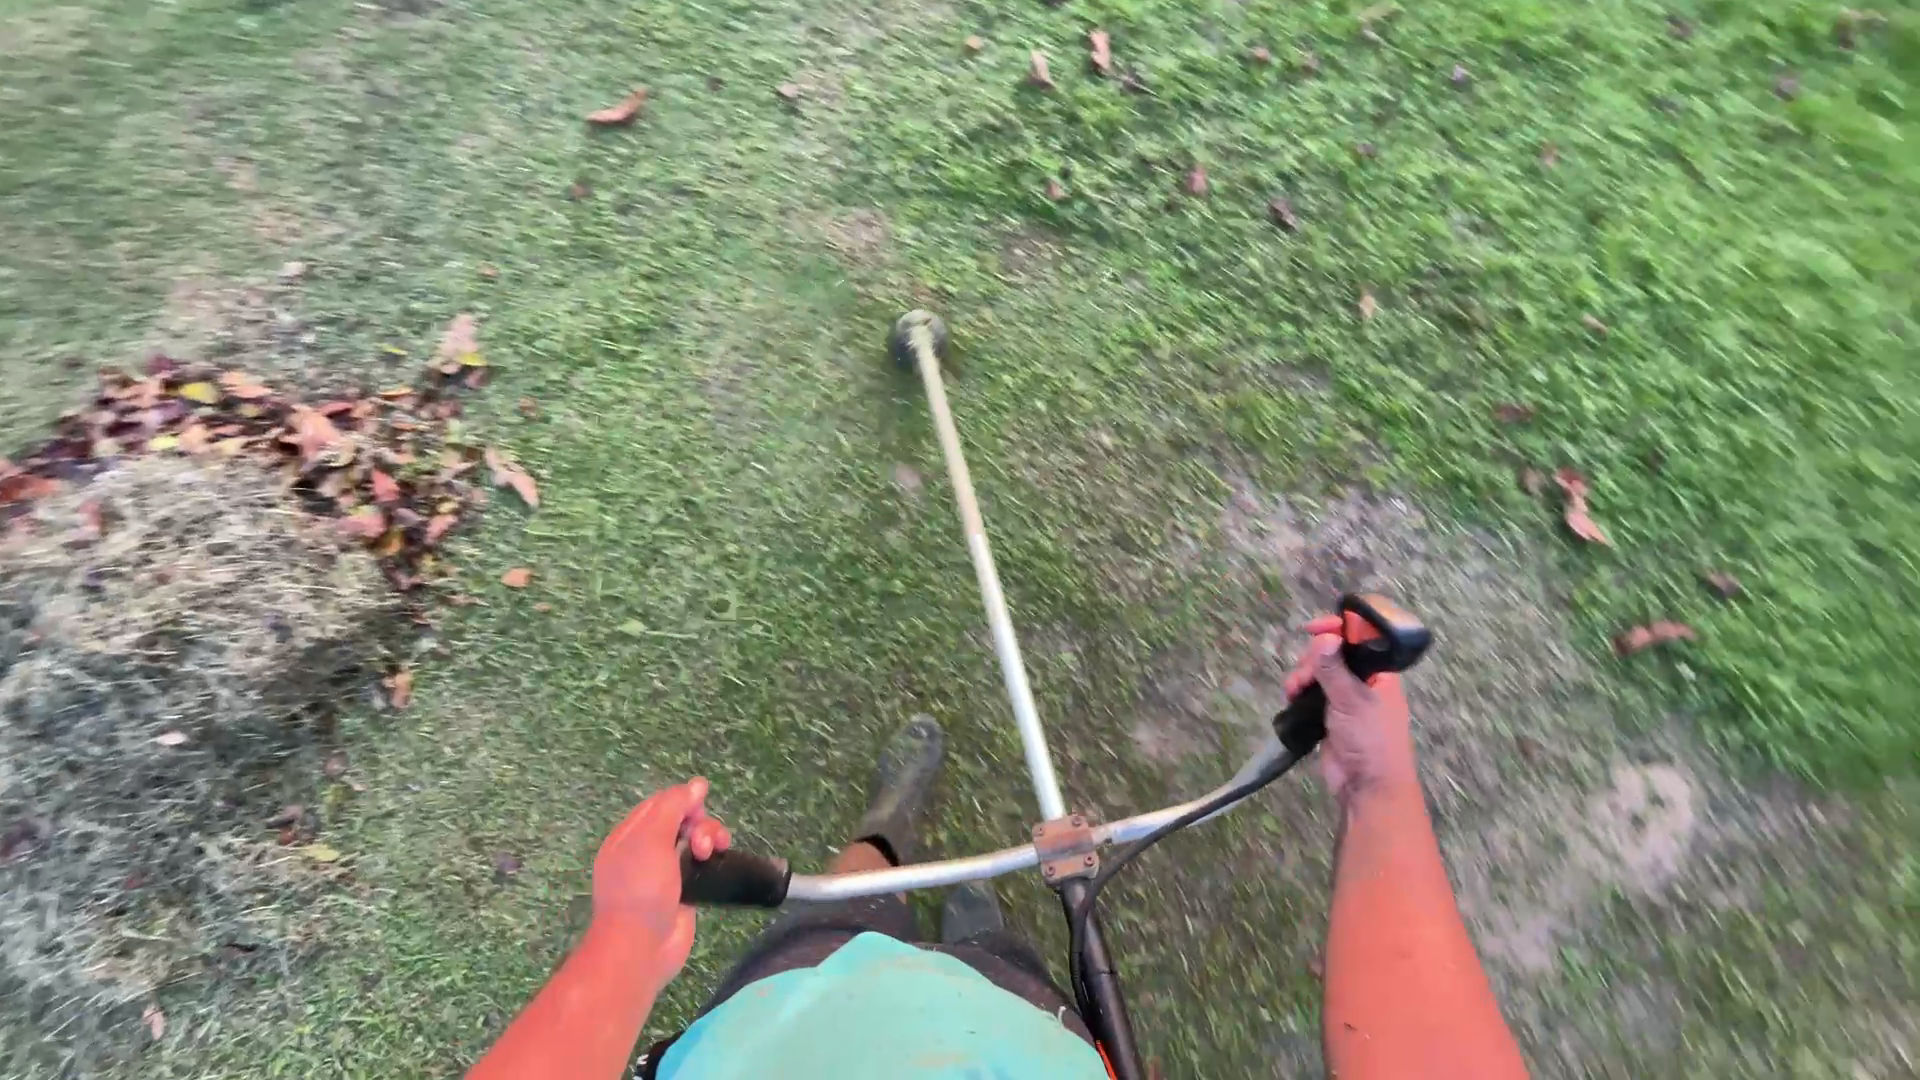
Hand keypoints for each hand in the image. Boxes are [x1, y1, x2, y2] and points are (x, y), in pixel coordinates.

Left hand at [590, 778, 731, 982]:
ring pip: (695, 840)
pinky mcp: (683, 890)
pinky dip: (713, 858)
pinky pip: (702, 863)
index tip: (698, 810)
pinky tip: (719, 861)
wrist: (640, 948)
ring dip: (709, 837)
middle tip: (702, 842)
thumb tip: (698, 784)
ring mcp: (665, 872)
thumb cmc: (640, 889)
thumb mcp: (651, 839)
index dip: (683, 801)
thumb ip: (673, 806)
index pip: (660, 804)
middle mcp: (645, 851)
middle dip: (699, 822)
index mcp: (629, 836)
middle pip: (681, 820)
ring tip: (712, 852)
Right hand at [1281, 616, 1417, 803]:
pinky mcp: (1329, 713)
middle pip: (1331, 652)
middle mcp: (1363, 681)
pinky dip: (1299, 691)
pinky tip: (1293, 699)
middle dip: (1312, 659)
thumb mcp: (1353, 700)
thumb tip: (1324, 636)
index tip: (1312, 629)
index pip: (1359, 638)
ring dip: (1302, 676)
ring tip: (1295, 692)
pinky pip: (1310, 691)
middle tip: (1306, 676)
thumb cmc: (1371, 740)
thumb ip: (1335, 668)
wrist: (1367, 786)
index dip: (1337, 629)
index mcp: (1380, 673)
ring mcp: (1345, 698)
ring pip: (1317, 672)